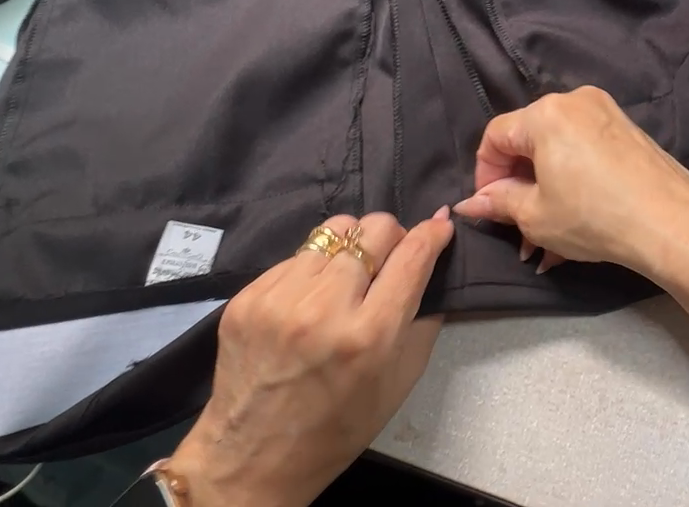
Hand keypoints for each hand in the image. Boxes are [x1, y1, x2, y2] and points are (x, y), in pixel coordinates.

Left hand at [167, 209, 454, 506]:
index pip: (412, 256)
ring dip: (350, 248)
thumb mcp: (401, 379)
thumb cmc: (340, 426)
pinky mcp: (247, 298)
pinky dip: (313, 268)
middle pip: (374, 228)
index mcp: (369, 335)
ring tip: (345, 279)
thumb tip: (434, 254)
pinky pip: (297, 255)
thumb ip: (424, 315)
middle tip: (388, 260)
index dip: (433, 233)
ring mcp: (280, 299)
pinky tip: (309, 299)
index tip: (440, 225)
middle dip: (391, 237)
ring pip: (335, 231)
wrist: (252, 462)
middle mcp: (324, 308)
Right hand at [452, 86, 688, 278]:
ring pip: (559, 149)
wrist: (670, 220)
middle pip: (529, 139)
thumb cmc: (593, 216)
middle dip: (518, 185)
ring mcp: (607, 112)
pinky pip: (586, 150)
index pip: (496, 135)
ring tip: (546, 240)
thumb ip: (499, 203)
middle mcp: (576, 100)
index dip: (485, 174)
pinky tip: (575, 221)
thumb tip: (471, 203)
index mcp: (546, 113)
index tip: (489, 208)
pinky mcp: (628, 130)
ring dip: (546, 190)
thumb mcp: (535, 216)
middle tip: (517, 227)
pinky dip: (573, 180)